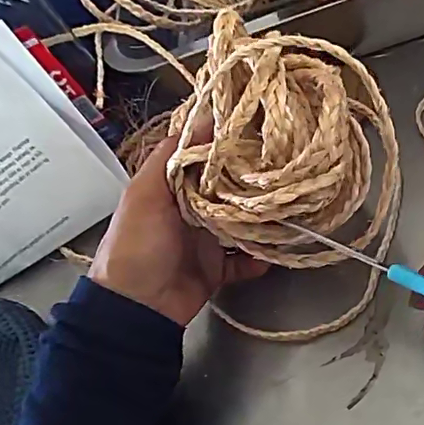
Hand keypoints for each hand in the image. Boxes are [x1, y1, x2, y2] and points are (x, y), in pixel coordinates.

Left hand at [89, 120, 267, 325]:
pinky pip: (244, 261)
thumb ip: (170, 157)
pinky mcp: (216, 269)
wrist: (138, 305)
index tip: (258, 132)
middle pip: (227, 191)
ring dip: (260, 221)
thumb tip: (202, 119)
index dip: (227, 146)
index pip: (203, 159)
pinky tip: (272, 253)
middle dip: (251, 183)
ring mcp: (205, 240)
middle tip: (281, 171)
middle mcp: (190, 209)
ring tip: (285, 211)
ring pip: (240, 224)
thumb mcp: (146, 193)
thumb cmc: (138, 244)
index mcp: (171, 188)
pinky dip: (258, 259)